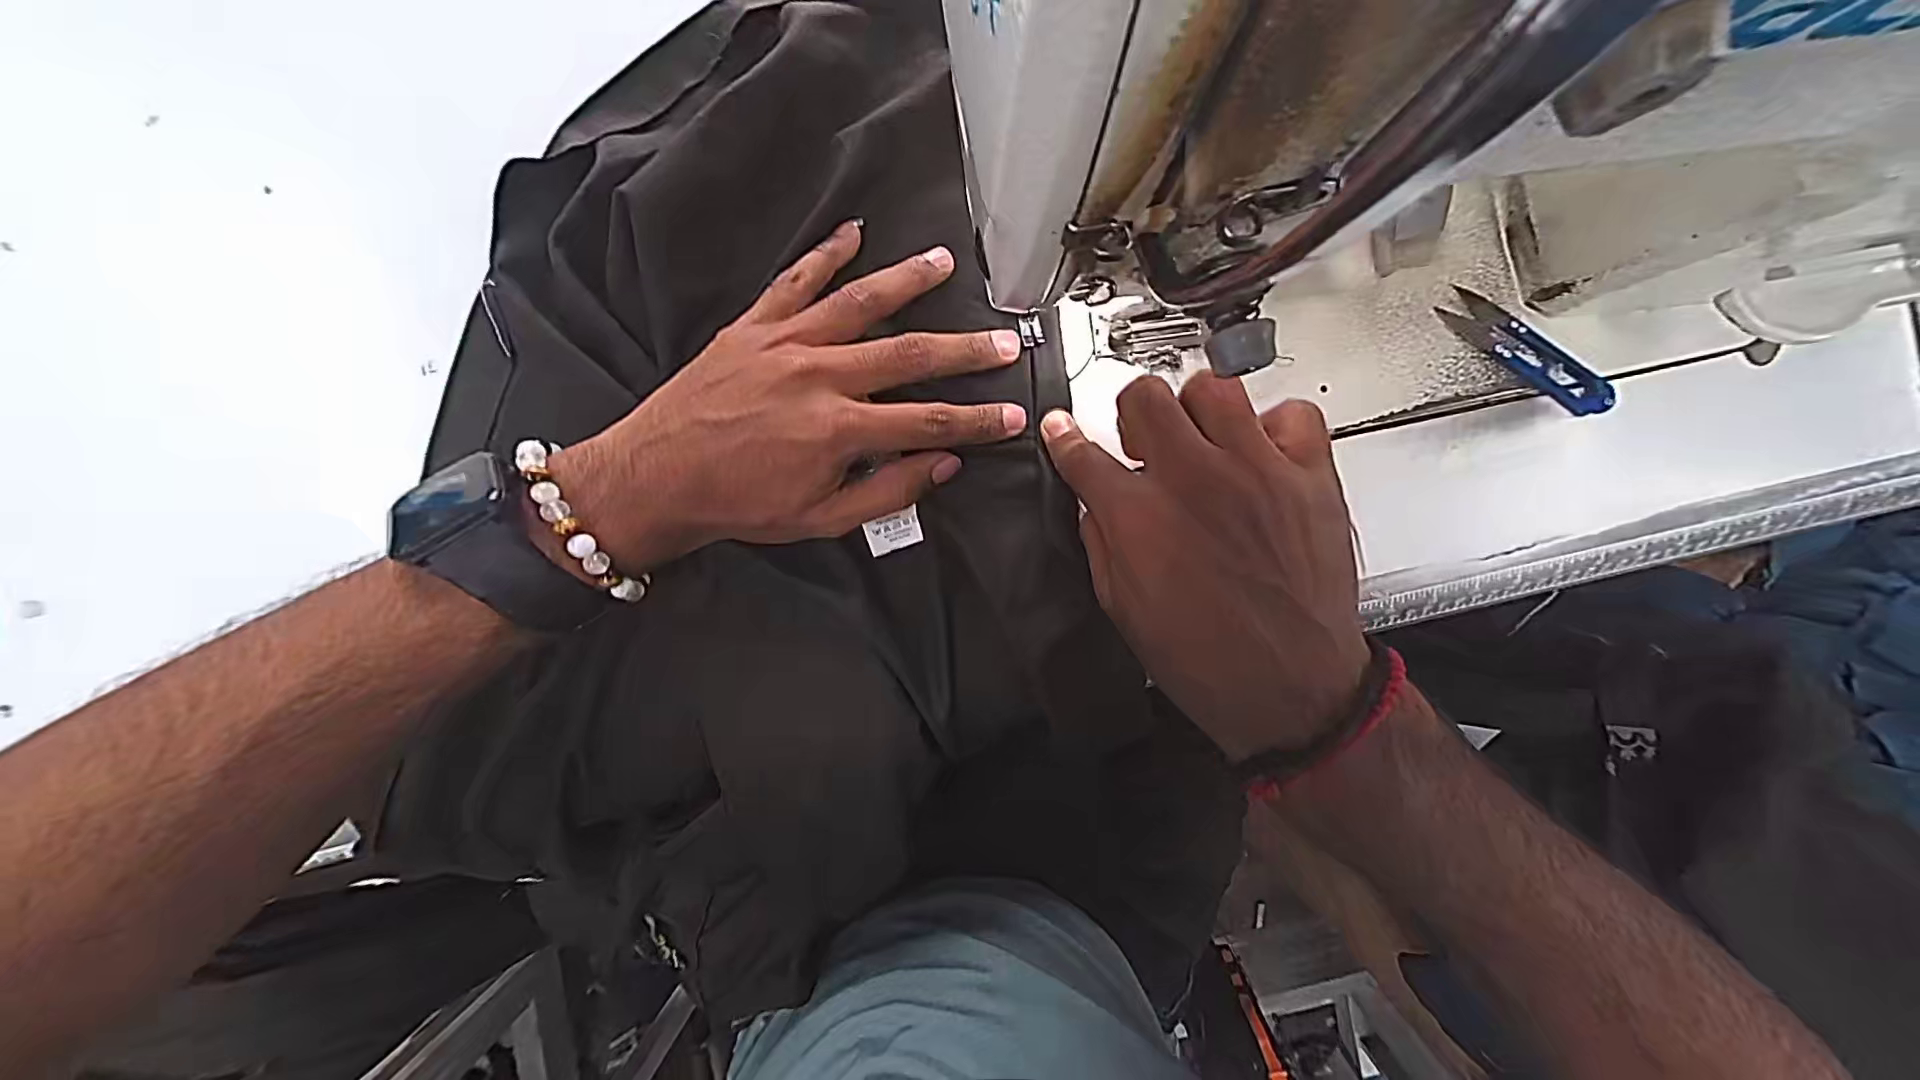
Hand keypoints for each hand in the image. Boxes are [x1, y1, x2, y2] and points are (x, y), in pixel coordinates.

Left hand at [549, 220, 1025, 570]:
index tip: (1011, 415)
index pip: (931, 421)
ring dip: (908, 280)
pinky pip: (796, 281)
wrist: (657, 478)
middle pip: (911, 354)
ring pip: (861, 302)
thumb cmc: (738, 504)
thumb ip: (888, 491)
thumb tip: (940, 467)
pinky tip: (853, 234)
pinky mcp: (753, 329)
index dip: (979, 421)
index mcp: (839, 429)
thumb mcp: (822, 517)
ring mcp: (785, 345)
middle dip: (966, 350)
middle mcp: (820, 376)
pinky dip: (825, 254)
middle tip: (1003, 341)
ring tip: (944, 262)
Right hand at [1039, 373, 1368, 760]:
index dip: (1063, 437)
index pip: (1081, 453)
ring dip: (1193, 410)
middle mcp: (1194, 484)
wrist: (1290, 689)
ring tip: (1198, 438)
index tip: (1062, 430)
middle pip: (1144, 397)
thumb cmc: (1209, 660)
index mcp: (1138, 519)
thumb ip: (1100, 543)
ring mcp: (1256, 474)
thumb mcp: (1123, 609)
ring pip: (1212, 388)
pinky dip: (1271, 425)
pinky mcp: (1310, 480)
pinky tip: (1258, 451)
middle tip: (1139, 437)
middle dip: (1131, 412)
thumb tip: (1093, 504)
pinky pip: (1292, 414)